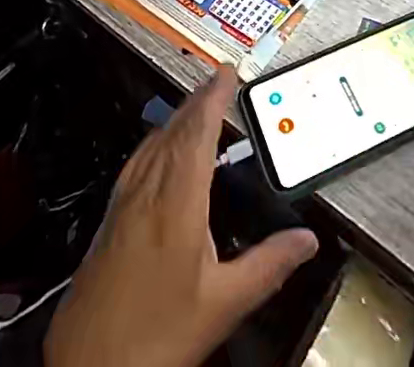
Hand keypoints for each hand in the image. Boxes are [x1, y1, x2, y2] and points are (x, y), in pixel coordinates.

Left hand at [45, 68, 317, 366]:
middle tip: (217, 83)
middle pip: (170, 134)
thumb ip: (269, 265)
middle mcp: (143, 200)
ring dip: (175, 121)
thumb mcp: (223, 304)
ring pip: (149, 149)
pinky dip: (156, 146)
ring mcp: (121, 213)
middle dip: (196, 103)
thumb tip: (305, 241)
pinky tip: (159, 158)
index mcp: (174, 207)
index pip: (195, 135)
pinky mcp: (108, 230)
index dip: (212, 100)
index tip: (226, 74)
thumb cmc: (149, 341)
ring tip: (194, 110)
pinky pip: (135, 168)